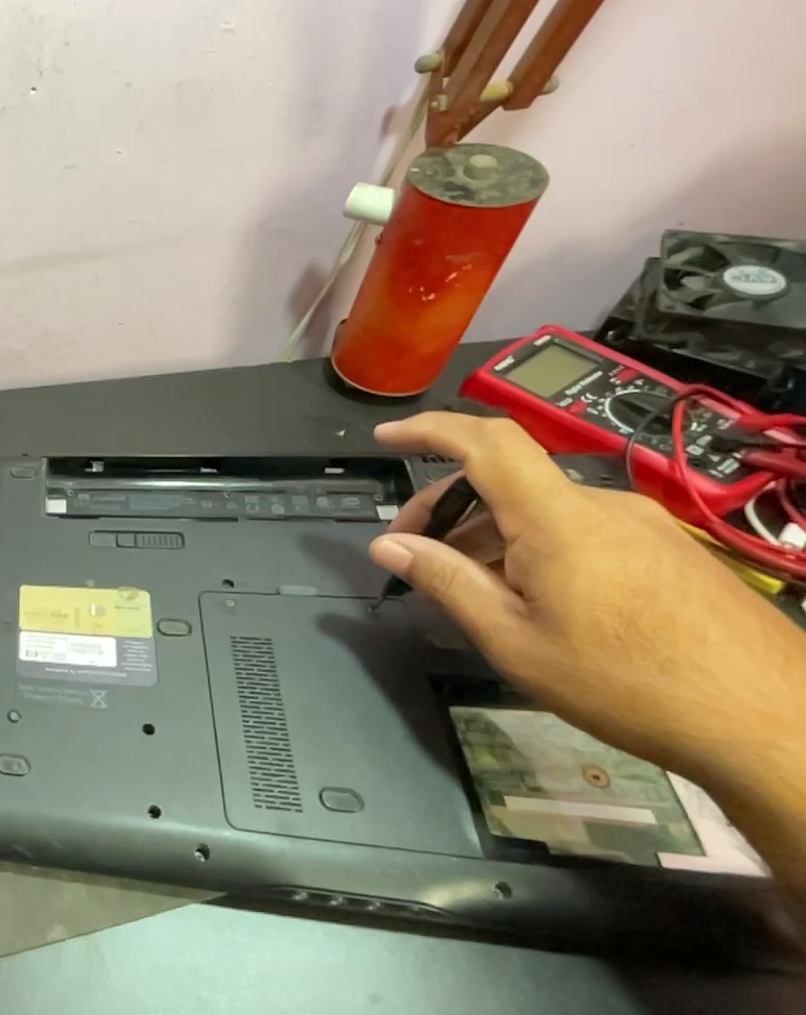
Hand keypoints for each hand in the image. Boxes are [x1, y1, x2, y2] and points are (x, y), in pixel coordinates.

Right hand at [368, 413, 805, 788]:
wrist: (773, 723)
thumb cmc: (627, 682)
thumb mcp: (512, 639)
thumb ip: (446, 581)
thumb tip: (388, 545)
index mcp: (558, 519)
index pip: (486, 442)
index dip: (429, 429)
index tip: (386, 437)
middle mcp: (602, 506)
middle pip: (506, 479)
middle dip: (446, 506)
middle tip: (414, 553)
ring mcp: (643, 526)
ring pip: (542, 508)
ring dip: (488, 532)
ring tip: (470, 585)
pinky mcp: (669, 550)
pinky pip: (580, 529)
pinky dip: (532, 545)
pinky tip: (529, 594)